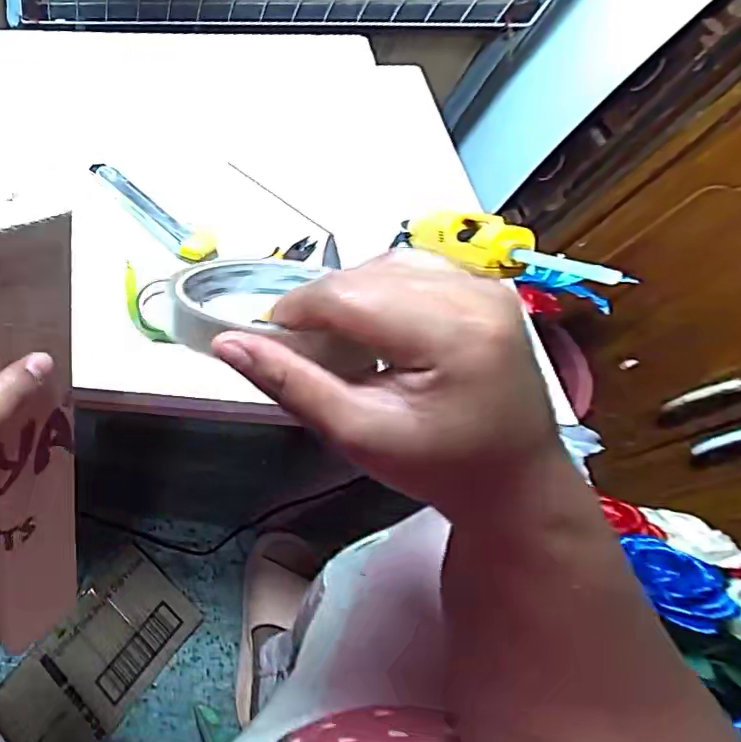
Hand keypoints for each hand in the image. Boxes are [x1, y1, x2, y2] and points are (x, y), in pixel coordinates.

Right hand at [212, 251, 565, 521]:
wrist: (512, 479)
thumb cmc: (438, 466)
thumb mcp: (357, 433)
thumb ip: (290, 383)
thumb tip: (227, 343)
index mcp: (454, 334)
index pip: (347, 295)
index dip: (295, 312)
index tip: (272, 340)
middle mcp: (477, 295)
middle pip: (364, 275)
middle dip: (321, 306)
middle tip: (307, 350)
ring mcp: (487, 285)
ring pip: (384, 263)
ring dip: (348, 293)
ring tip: (340, 337)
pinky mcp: (486, 286)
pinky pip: (412, 265)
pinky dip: (378, 286)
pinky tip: (374, 321)